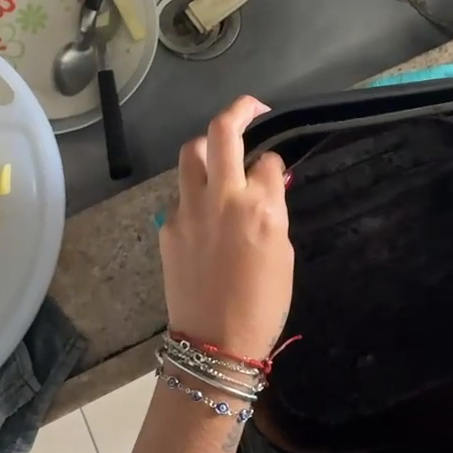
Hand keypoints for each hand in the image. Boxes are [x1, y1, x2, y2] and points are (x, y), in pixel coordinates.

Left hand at [160, 96, 293, 358]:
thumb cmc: (263, 304)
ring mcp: (189, 208)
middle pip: (223, 131)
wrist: (215, 344)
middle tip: (253, 108)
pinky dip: (196, 192)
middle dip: (240, 109)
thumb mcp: (284, 253)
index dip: (275, 163)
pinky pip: (181, 193)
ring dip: (208, 145)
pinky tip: (206, 212)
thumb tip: (269, 186)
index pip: (268, 161)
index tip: (275, 171)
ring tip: (221, 154)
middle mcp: (222, 197)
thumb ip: (274, 211)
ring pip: (192, 151)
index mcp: (260, 206)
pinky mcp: (168, 225)